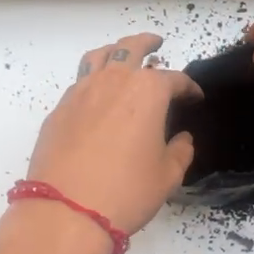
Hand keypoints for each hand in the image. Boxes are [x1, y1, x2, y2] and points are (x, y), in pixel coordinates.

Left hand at [26, 33, 200, 235]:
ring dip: (115, 51)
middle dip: (147, 43)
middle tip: (157, 44)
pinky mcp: (59, 110)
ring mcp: (81, 92)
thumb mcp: (168, 176)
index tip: (194, 97)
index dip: (188, 87)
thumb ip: (181, 151)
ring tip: (122, 56)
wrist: (66, 211)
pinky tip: (97, 96)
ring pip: (98, 57)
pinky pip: (79, 82)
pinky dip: (93, 79)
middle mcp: (113, 81)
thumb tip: (181, 139)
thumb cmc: (127, 191)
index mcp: (147, 92)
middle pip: (131, 47)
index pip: (174, 79)